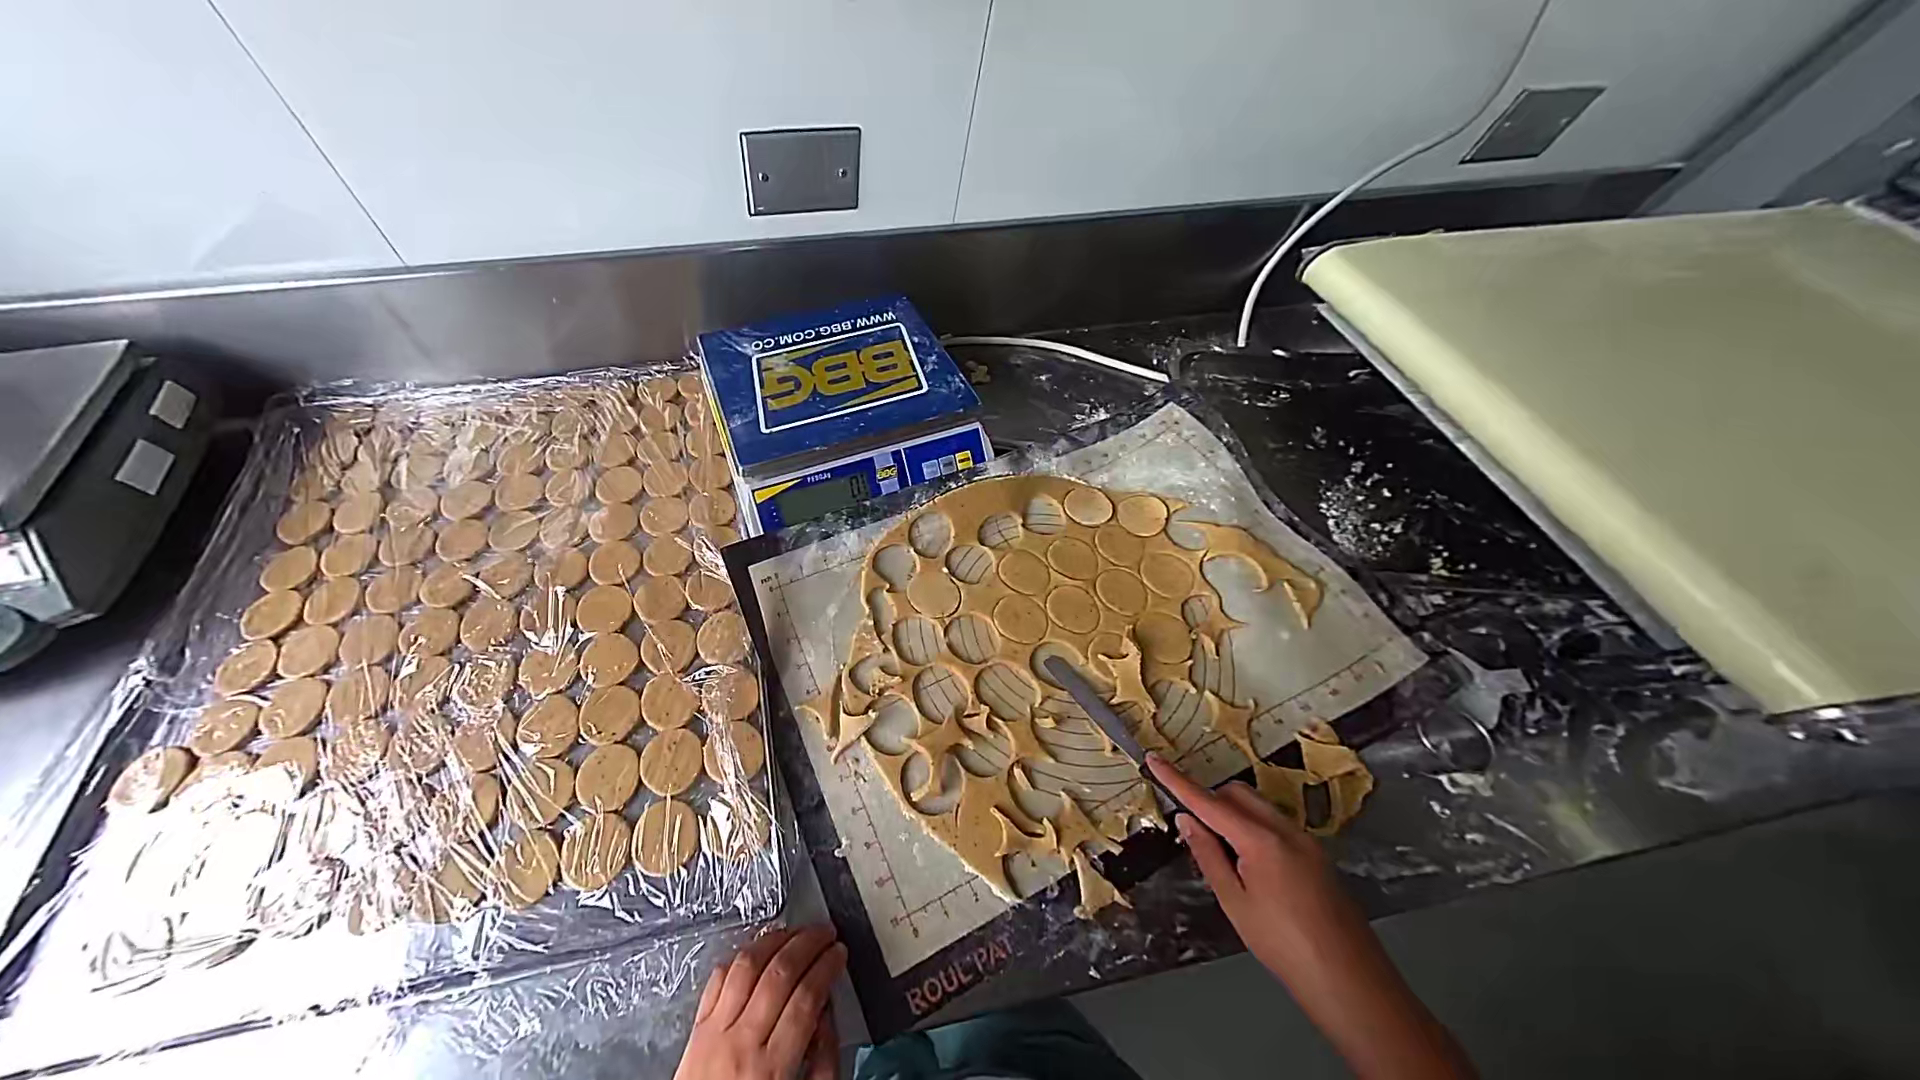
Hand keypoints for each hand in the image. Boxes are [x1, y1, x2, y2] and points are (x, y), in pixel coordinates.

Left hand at [675, 925, 845, 1079]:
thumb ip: (823, 1063)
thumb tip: (828, 1015)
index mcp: (771, 1070)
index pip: (805, 998)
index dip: (827, 967)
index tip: (839, 953)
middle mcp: (741, 1044)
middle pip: (779, 974)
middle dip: (808, 943)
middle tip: (825, 933)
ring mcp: (714, 1033)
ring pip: (747, 966)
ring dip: (776, 940)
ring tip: (796, 933)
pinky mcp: (695, 1030)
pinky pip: (718, 978)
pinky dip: (741, 957)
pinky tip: (760, 950)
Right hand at [1147, 754, 1474, 1079]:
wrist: (1351, 982)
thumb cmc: (1284, 946)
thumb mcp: (1234, 902)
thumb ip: (1208, 855)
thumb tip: (1187, 820)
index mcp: (1261, 840)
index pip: (1209, 801)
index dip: (1177, 780)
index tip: (1155, 760)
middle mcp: (1286, 830)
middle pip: (1237, 793)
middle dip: (1210, 799)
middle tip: (1193, 829)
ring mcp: (1306, 841)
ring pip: (1258, 807)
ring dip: (1233, 815)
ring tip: (1222, 855)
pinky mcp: (1317, 855)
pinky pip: (1276, 825)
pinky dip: (1254, 830)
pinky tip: (1250, 866)